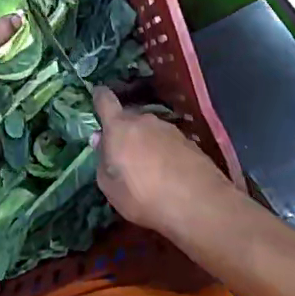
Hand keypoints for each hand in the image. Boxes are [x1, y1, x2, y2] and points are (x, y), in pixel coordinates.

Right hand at [92, 87, 234, 234]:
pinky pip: (167, 142)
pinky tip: (167, 172)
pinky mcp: (189, 141)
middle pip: (129, 118)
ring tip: (147, 167)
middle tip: (122, 153)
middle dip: (124, 131)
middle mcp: (145, 121)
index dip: (100, 97)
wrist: (198, 202)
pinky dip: (163, 151)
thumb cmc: (143, 196)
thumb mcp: (110, 187)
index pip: (105, 101)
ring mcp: (169, 129)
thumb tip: (100, 139)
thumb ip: (102, 160)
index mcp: (120, 127)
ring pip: (149, 130)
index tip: (97, 93)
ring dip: (145, 142)